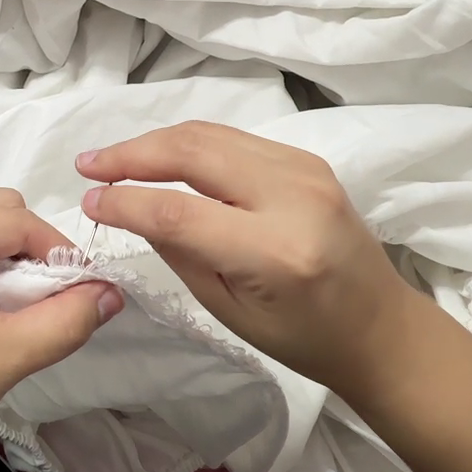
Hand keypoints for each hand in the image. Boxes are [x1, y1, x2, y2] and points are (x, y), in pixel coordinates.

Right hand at [77, 122, 424, 395]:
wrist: (383, 328)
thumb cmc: (305, 338)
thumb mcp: (229, 309)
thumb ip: (177, 250)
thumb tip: (128, 207)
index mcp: (277, 251)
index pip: (179, 210)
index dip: (125, 201)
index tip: (87, 200)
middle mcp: (293, 196)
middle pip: (191, 152)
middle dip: (131, 154)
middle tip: (88, 165)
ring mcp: (304, 169)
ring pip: (207, 134)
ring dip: (153, 142)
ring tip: (113, 158)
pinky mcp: (304, 158)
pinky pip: (229, 138)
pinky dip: (185, 143)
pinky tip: (159, 156)